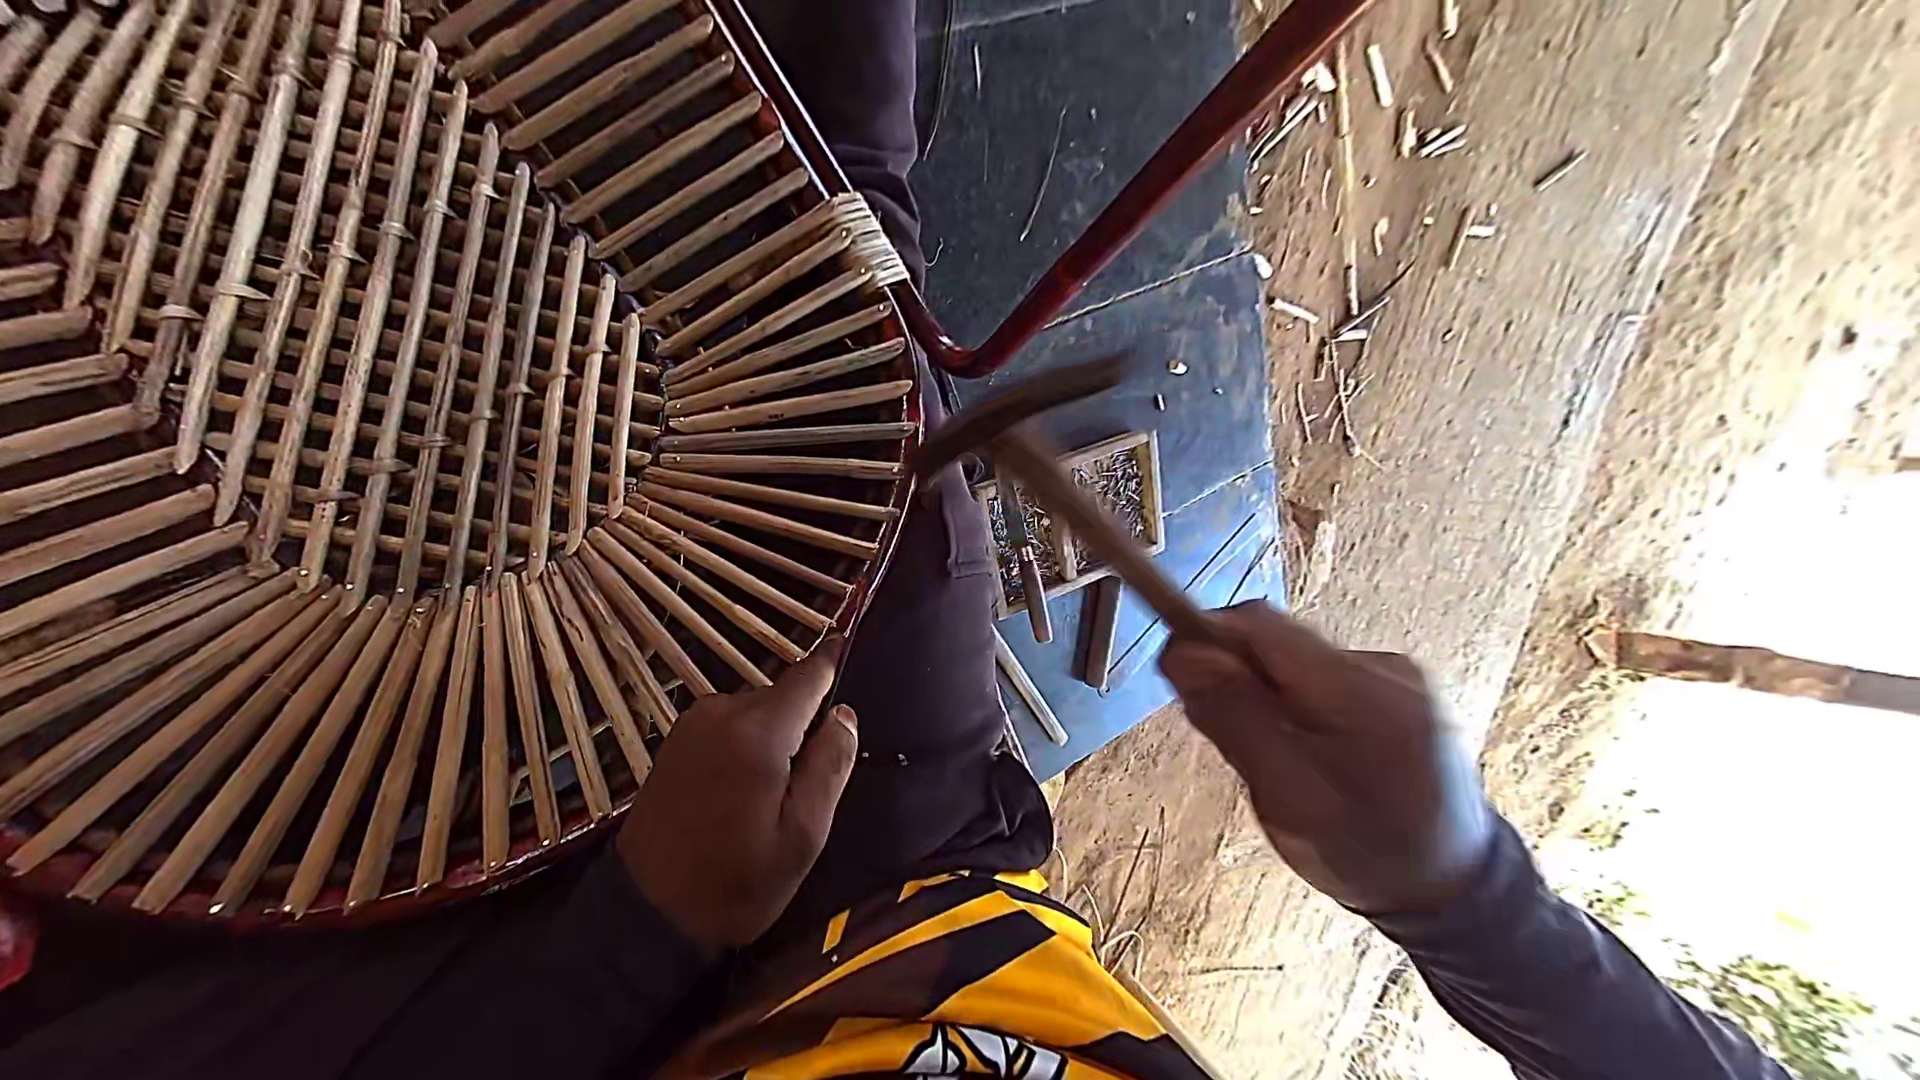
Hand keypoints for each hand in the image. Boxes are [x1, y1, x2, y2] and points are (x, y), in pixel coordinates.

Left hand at [616, 640, 858, 948]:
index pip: (808, 675)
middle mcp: (722, 713)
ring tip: (771, 793)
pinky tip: (741, 789)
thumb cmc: (734, 883)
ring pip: (758, 709)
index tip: (847, 640)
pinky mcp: (676, 740)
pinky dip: (748, 741)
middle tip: (807, 779)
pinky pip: (731, 722)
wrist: (643, 917)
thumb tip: (844, 714)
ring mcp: (693, 724)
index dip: (832, 659)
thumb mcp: (804, 836)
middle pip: (784, 695)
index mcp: (758, 732)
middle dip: (805, 721)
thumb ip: (831, 765)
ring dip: (775, 735)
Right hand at [1159, 604, 1492, 913]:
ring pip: (1290, 652)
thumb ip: (1235, 721)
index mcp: (1360, 695)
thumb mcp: (1288, 800)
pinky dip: (1288, 693)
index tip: (1178, 675)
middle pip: (1274, 635)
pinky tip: (1303, 739)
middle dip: (1232, 668)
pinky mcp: (1394, 680)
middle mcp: (1382, 666)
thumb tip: (1179, 654)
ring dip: (1259, 684)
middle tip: (1222, 725)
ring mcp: (1393, 670)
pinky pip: (1314, 667)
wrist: (1456, 887)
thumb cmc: (1364, 854)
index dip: (1205, 635)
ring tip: (1268, 743)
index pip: (1258, 625)